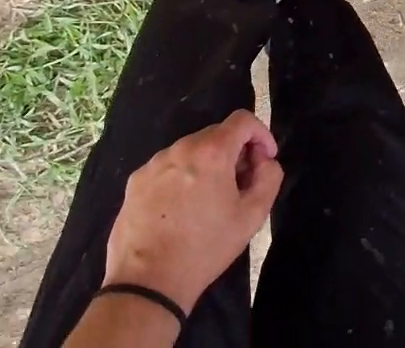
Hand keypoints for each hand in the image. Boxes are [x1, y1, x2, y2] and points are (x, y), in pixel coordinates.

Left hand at [102, 109, 283, 312]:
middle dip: (235, 152)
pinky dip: (182, 178)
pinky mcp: (135, 182)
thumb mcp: (252, 216)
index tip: (265, 160)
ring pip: (191, 151)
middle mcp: (181, 148)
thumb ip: (269, 178)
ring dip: (207, 165)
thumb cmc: (205, 248)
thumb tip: (265, 161)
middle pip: (216, 135)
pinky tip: (180, 210)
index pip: (243, 120)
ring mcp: (153, 164)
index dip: (261, 134)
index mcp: (211, 151)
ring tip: (208, 200)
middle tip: (240, 184)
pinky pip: (167, 168)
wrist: (147, 283)